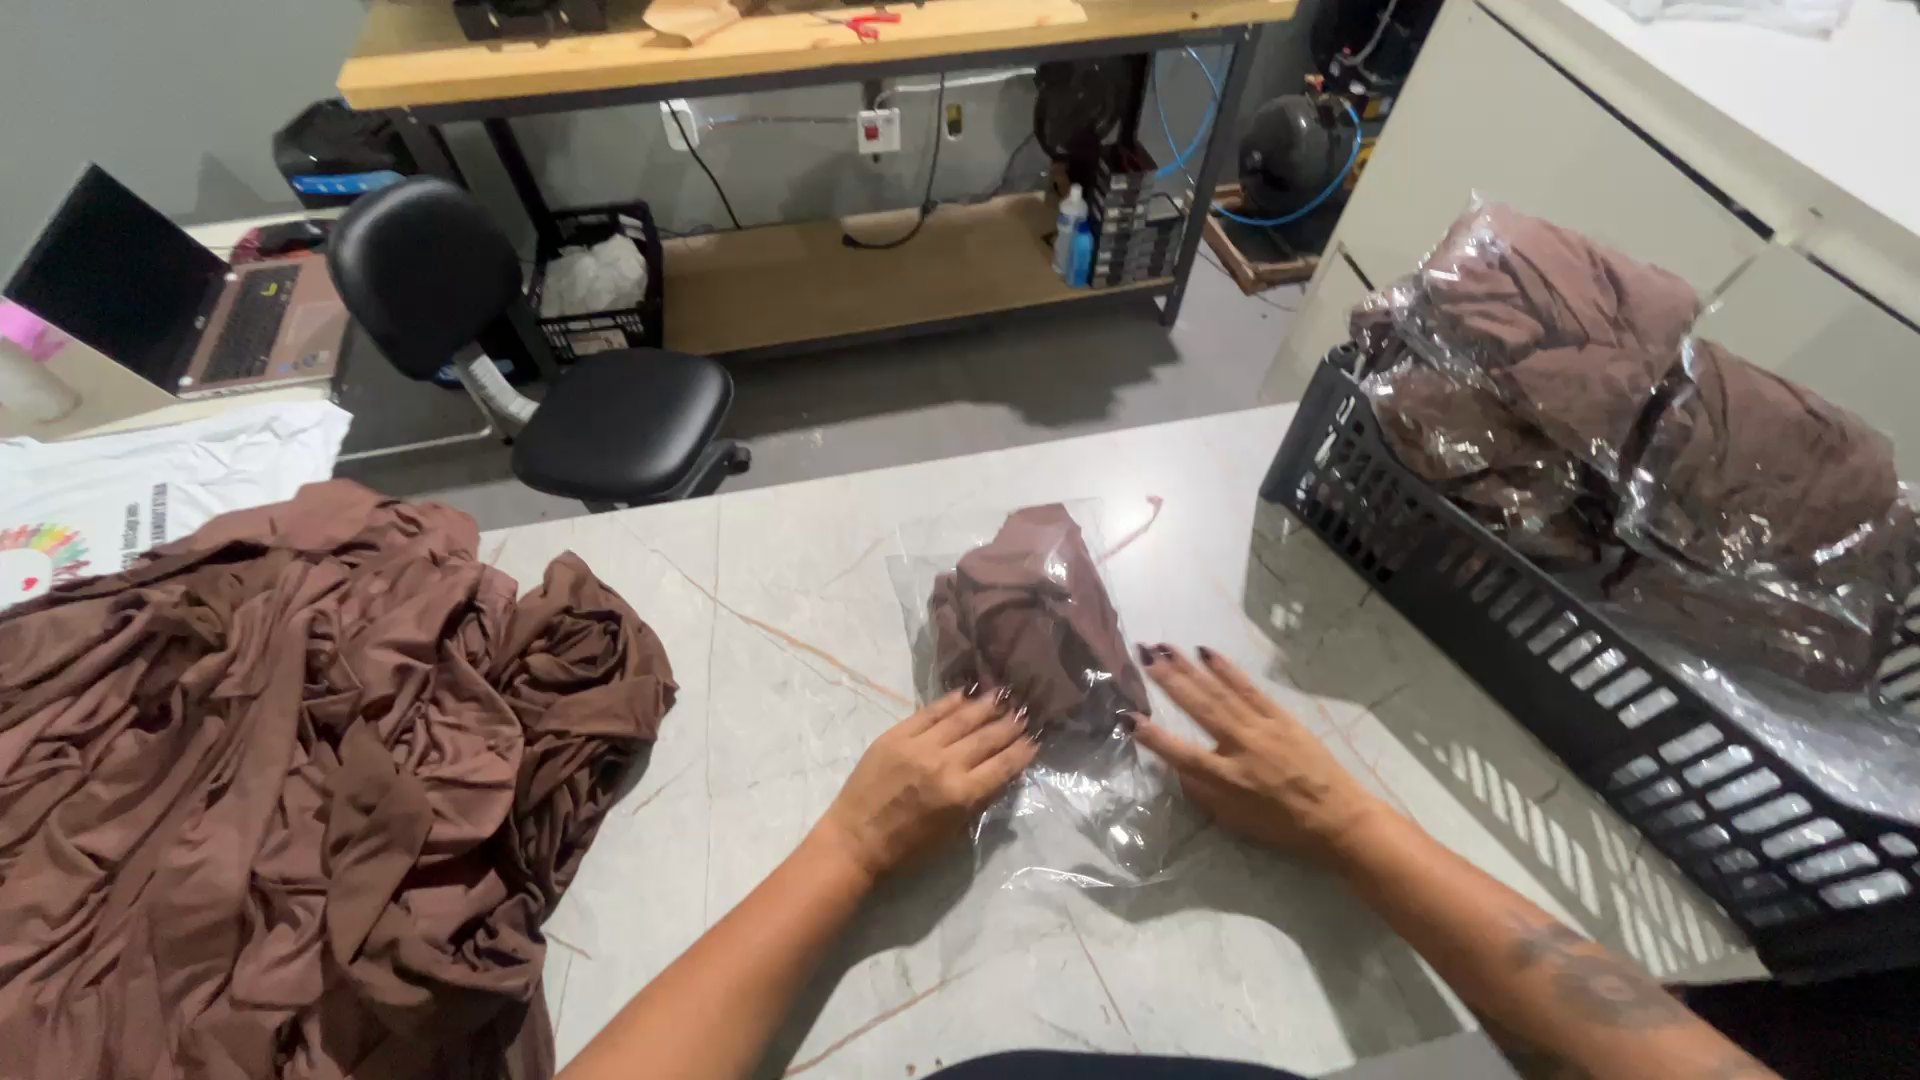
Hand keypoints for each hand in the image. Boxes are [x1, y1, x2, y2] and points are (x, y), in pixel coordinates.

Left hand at [812, 686, 1039, 880]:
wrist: (856, 839)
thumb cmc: (908, 848)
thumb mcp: (954, 832)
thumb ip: (980, 800)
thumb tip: (1005, 773)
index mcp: (961, 795)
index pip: (1002, 766)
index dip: (1022, 751)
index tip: (1035, 739)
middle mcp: (945, 765)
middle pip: (986, 738)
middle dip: (1009, 725)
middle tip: (1024, 713)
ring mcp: (919, 746)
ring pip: (962, 719)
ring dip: (986, 706)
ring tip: (1003, 695)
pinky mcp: (897, 735)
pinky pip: (930, 712)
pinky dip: (951, 701)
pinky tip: (967, 693)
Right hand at [1130, 644, 1388, 861]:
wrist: (1340, 818)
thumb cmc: (1282, 826)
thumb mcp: (1235, 821)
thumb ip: (1202, 794)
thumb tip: (1176, 768)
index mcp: (1227, 780)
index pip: (1181, 754)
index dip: (1152, 737)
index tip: (1127, 717)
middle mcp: (1241, 748)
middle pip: (1198, 708)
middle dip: (1167, 680)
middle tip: (1143, 655)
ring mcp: (1262, 728)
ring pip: (1219, 692)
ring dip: (1189, 668)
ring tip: (1164, 647)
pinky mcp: (1280, 717)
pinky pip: (1248, 689)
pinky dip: (1226, 670)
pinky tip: (1207, 653)